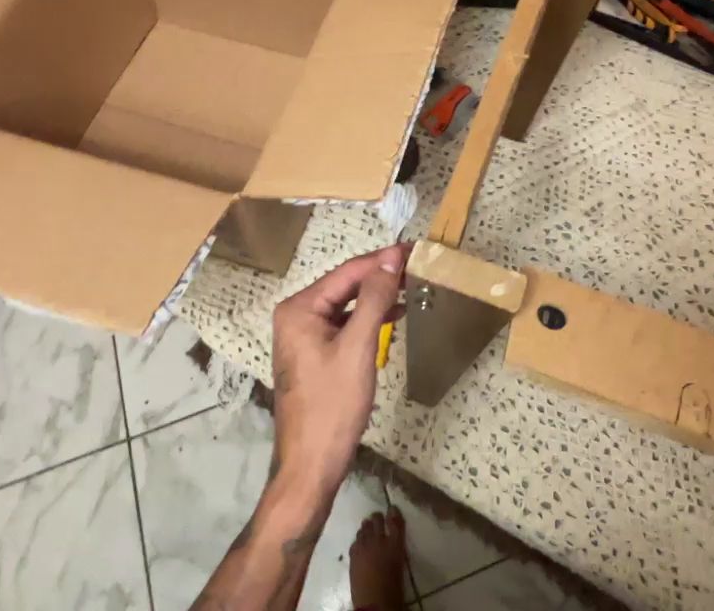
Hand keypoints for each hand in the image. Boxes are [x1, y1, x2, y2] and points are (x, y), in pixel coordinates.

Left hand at [269, 243, 407, 501]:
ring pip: (346, 304)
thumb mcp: (358, 347)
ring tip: (411, 286)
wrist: (311, 464)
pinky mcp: (313, 353)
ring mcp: (303, 335)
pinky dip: (368, 318)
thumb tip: (390, 257)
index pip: (347, 272)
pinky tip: (393, 315)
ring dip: (377, 296)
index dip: (381, 260)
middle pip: (345, 285)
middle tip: (417, 265)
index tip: (414, 249)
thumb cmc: (333, 404)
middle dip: (380, 276)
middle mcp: (296, 315)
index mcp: (299, 308)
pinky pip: (343, 324)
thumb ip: (374, 299)